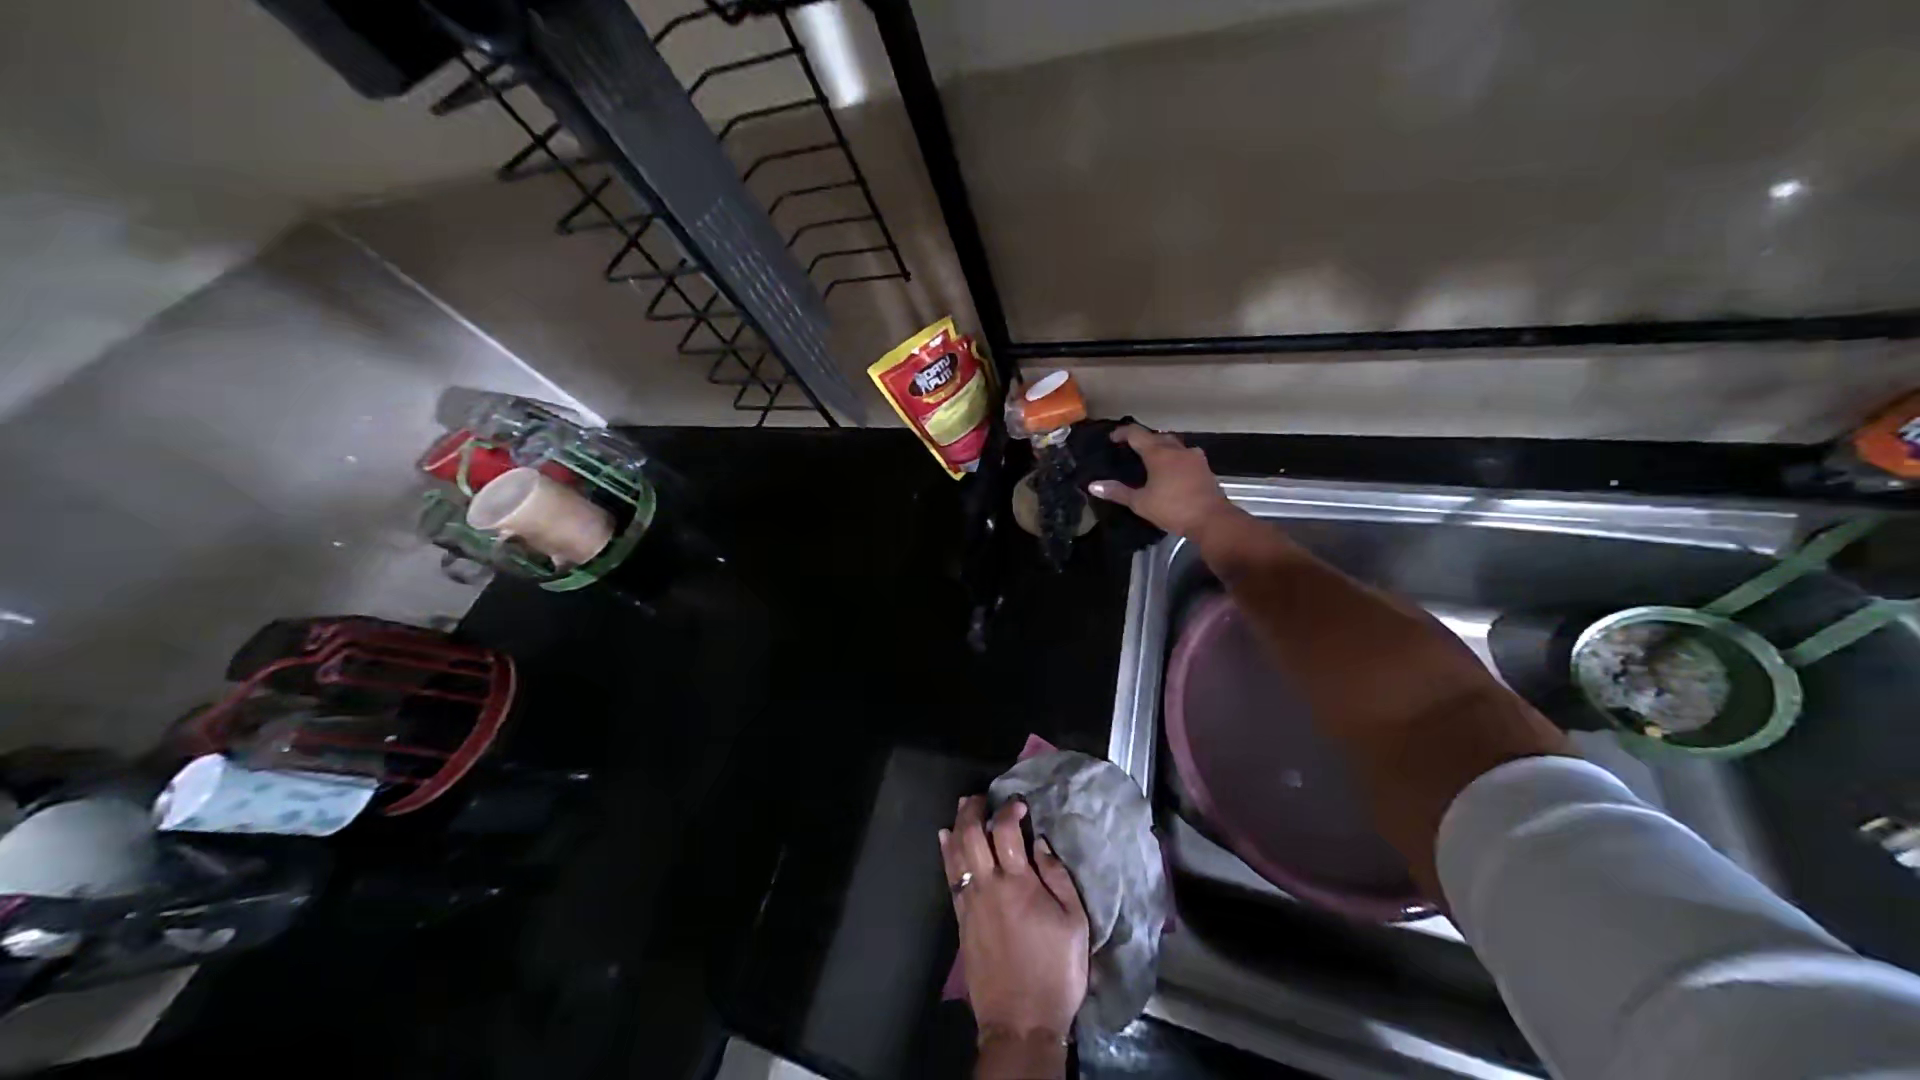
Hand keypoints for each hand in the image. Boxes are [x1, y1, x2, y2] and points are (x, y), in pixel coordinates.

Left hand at [941, 796, 1087, 1078]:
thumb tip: (1040, 843)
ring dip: (958, 825)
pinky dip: (947, 853)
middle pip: (972, 835)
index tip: (1019, 803)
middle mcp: (989, 885)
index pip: (1006, 831)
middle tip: (983, 796)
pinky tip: (945, 840)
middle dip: (975, 810)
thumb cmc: (1056, 971)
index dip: (1010, 810)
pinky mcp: (961, 920)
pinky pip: (950, 876)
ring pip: (957, 852)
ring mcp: (971, 902)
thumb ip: (1058, 877)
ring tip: (963, 806)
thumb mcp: (1074, 923)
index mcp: (1019, 883)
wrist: (1021, 1020)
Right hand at [1088, 424, 1241, 539]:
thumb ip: (1117, 492)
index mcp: (1158, 453)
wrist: (1212, 519)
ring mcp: (1194, 457)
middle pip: (1157, 436)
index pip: (1137, 434)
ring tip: (1151, 460)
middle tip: (1131, 450)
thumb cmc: (1173, 509)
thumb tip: (1093, 485)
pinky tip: (1171, 472)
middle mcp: (1177, 449)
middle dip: (1143, 440)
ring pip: (1174, 445)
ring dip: (1161, 448)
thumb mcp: (1140, 502)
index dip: (1122, 433)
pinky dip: (1174, 458)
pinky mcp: (1204, 467)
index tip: (1113, 438)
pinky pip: (1185, 456)